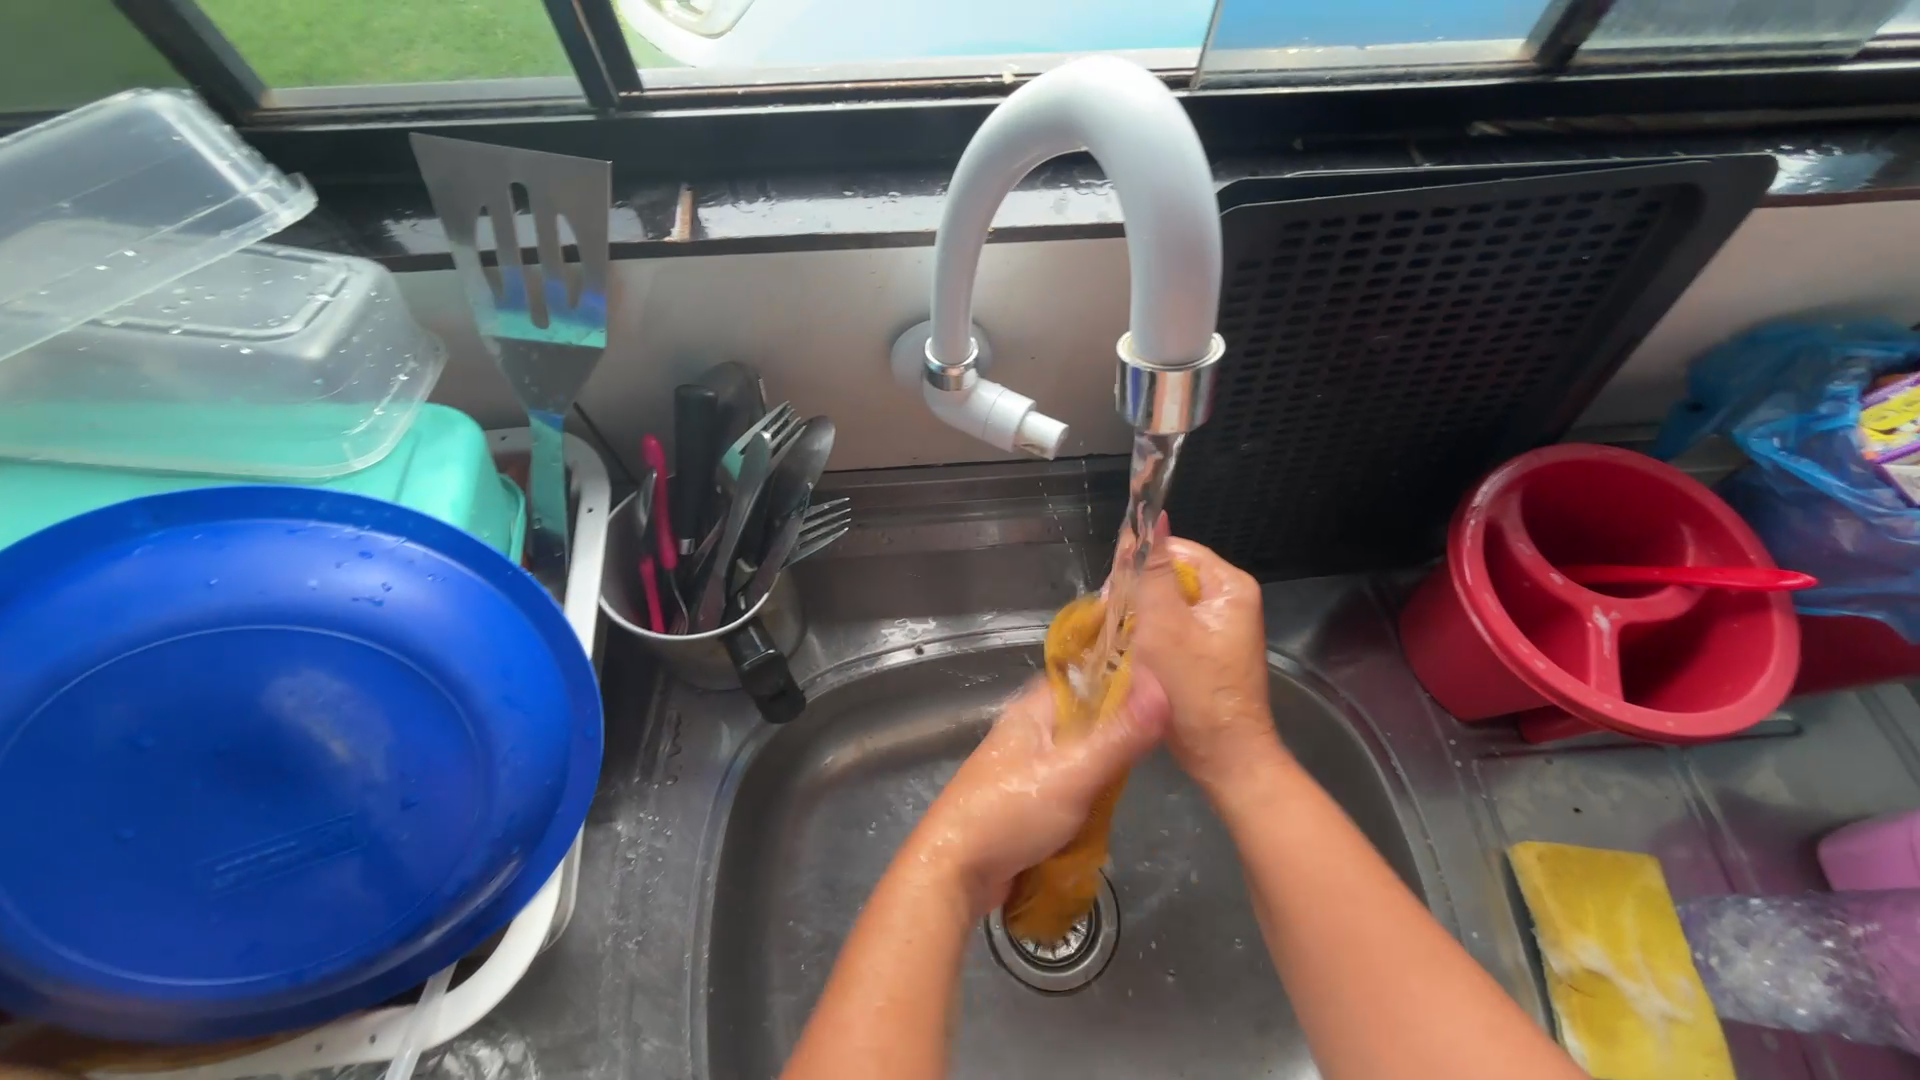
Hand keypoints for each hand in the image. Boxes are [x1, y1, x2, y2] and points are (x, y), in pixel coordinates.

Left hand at [904, 673, 1169, 917]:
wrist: (954, 872)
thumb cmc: (1009, 814)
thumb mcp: (1072, 774)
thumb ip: (1118, 736)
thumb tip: (1163, 688)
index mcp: (1032, 710)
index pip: (1085, 677)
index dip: (1123, 676)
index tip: (1167, 683)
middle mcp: (1029, 731)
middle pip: (1086, 718)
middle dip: (1120, 728)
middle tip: (1167, 734)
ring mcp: (1026, 767)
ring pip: (1080, 755)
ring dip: (1106, 766)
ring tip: (1147, 768)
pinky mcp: (1027, 800)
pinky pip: (1069, 785)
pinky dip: (1090, 793)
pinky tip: (1113, 801)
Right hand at [1130, 536, 1284, 799]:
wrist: (1223, 757)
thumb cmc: (1194, 690)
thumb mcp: (1165, 625)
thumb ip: (1154, 571)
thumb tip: (1150, 517)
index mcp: (1229, 586)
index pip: (1175, 550)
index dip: (1141, 565)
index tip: (1113, 594)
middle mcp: (1228, 601)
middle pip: (1169, 576)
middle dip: (1137, 596)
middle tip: (1113, 623)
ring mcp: (1218, 629)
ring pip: (1165, 605)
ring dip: (1139, 620)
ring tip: (1121, 643)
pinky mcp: (1206, 653)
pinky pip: (1170, 630)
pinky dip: (1149, 640)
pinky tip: (1134, 659)